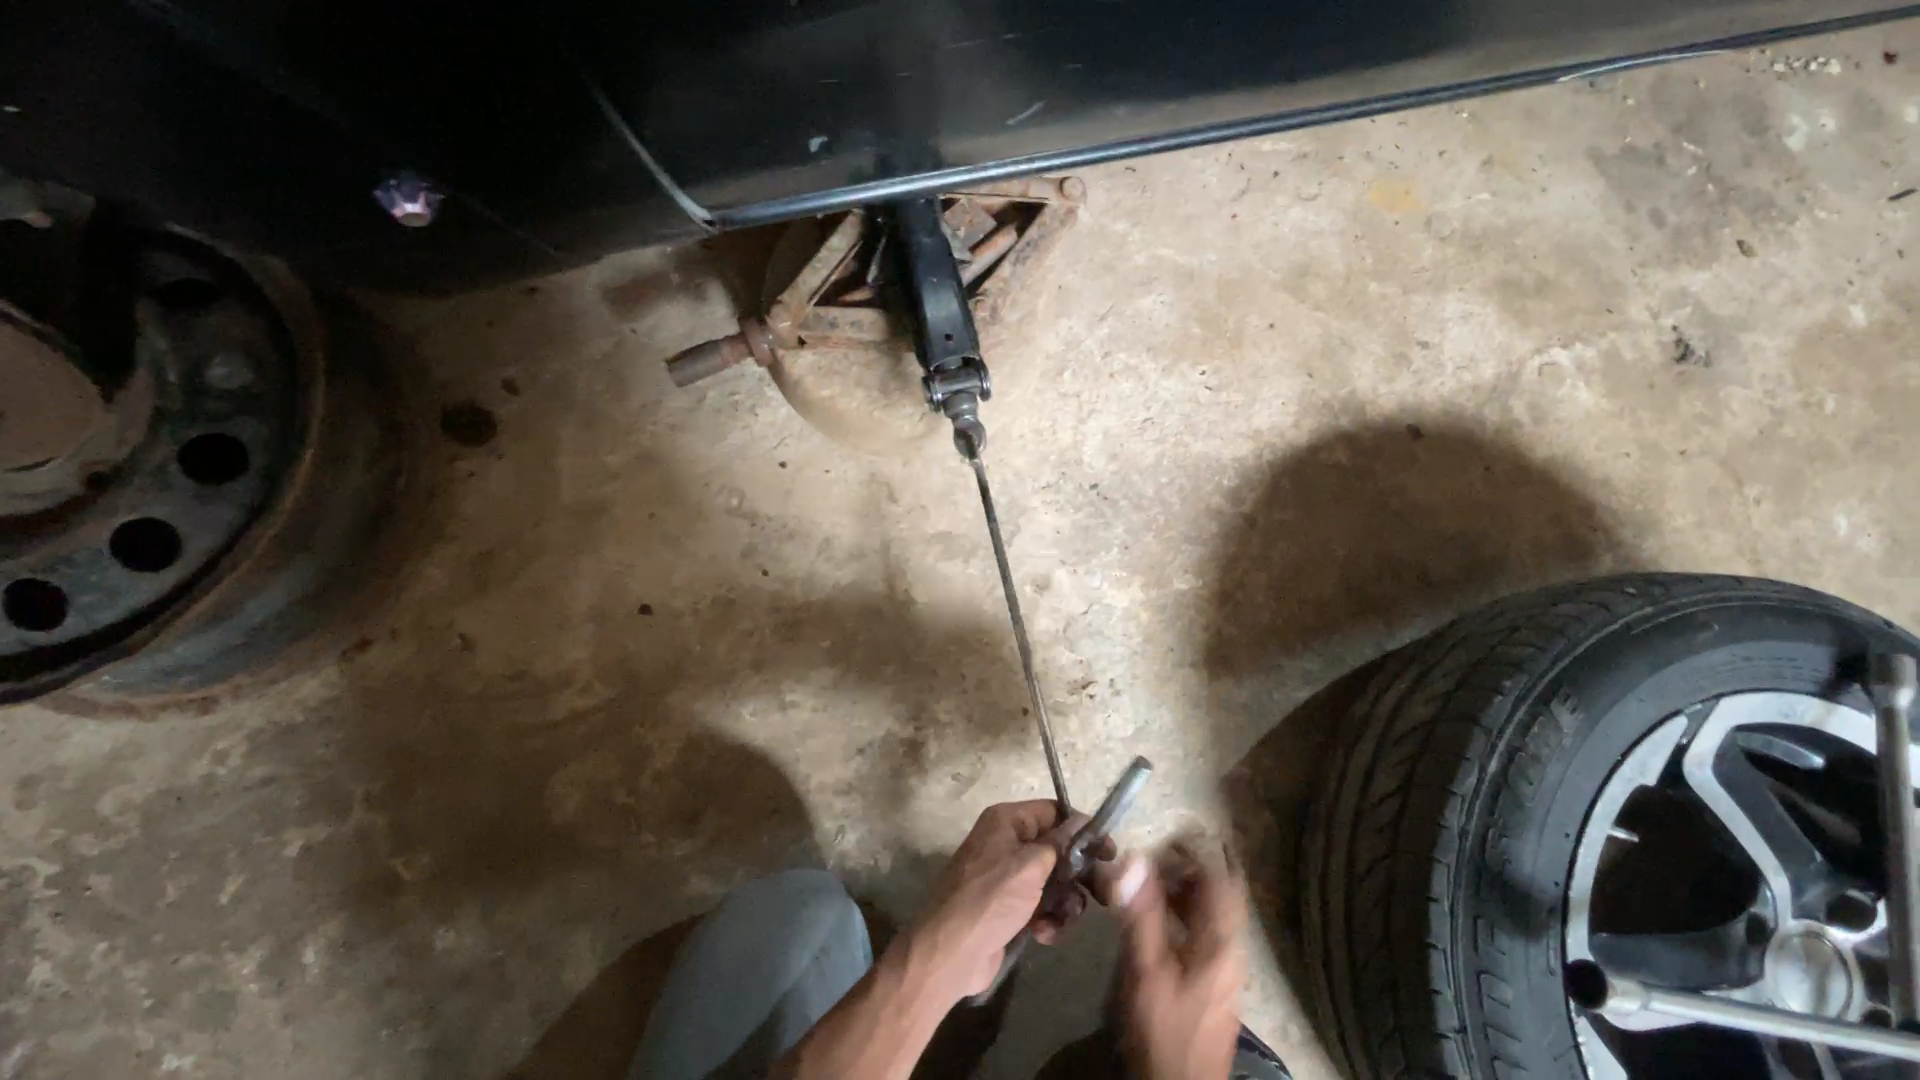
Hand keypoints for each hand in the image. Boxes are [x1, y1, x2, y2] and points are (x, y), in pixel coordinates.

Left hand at [903, 799, 1113, 1000]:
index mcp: (1007, 821)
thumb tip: (1082, 822)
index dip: (1082, 830)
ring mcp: (1007, 877)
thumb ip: (1060, 843)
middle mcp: (1007, 843)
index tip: (1108, 853)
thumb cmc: (990, 899)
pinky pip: (1041, 905)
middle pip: (1058, 850)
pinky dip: (1048, 919)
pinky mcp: (1008, 907)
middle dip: (1078, 874)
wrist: (950, 952)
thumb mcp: (1029, 866)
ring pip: (1054, 881)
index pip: (1054, 812)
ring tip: (1061, 919)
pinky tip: (1043, 934)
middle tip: (1103, 896)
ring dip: (1064, 902)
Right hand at [1109, 838, 1248, 1079]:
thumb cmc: (1163, 1028)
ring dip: (1186, 893)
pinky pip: (1204, 935)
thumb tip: (1133, 859)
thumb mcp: (1146, 968)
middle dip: (1191, 871)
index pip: (1224, 881)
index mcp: (1222, 943)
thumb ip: (1141, 913)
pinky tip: (1158, 920)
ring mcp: (1224, 971)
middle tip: (1157, 856)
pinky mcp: (1213, 986)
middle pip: (1220, 897)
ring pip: (1212, 917)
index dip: (1203, 852)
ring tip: (1152, 881)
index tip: (1175, 831)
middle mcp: (1231, 952)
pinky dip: (1184, 917)